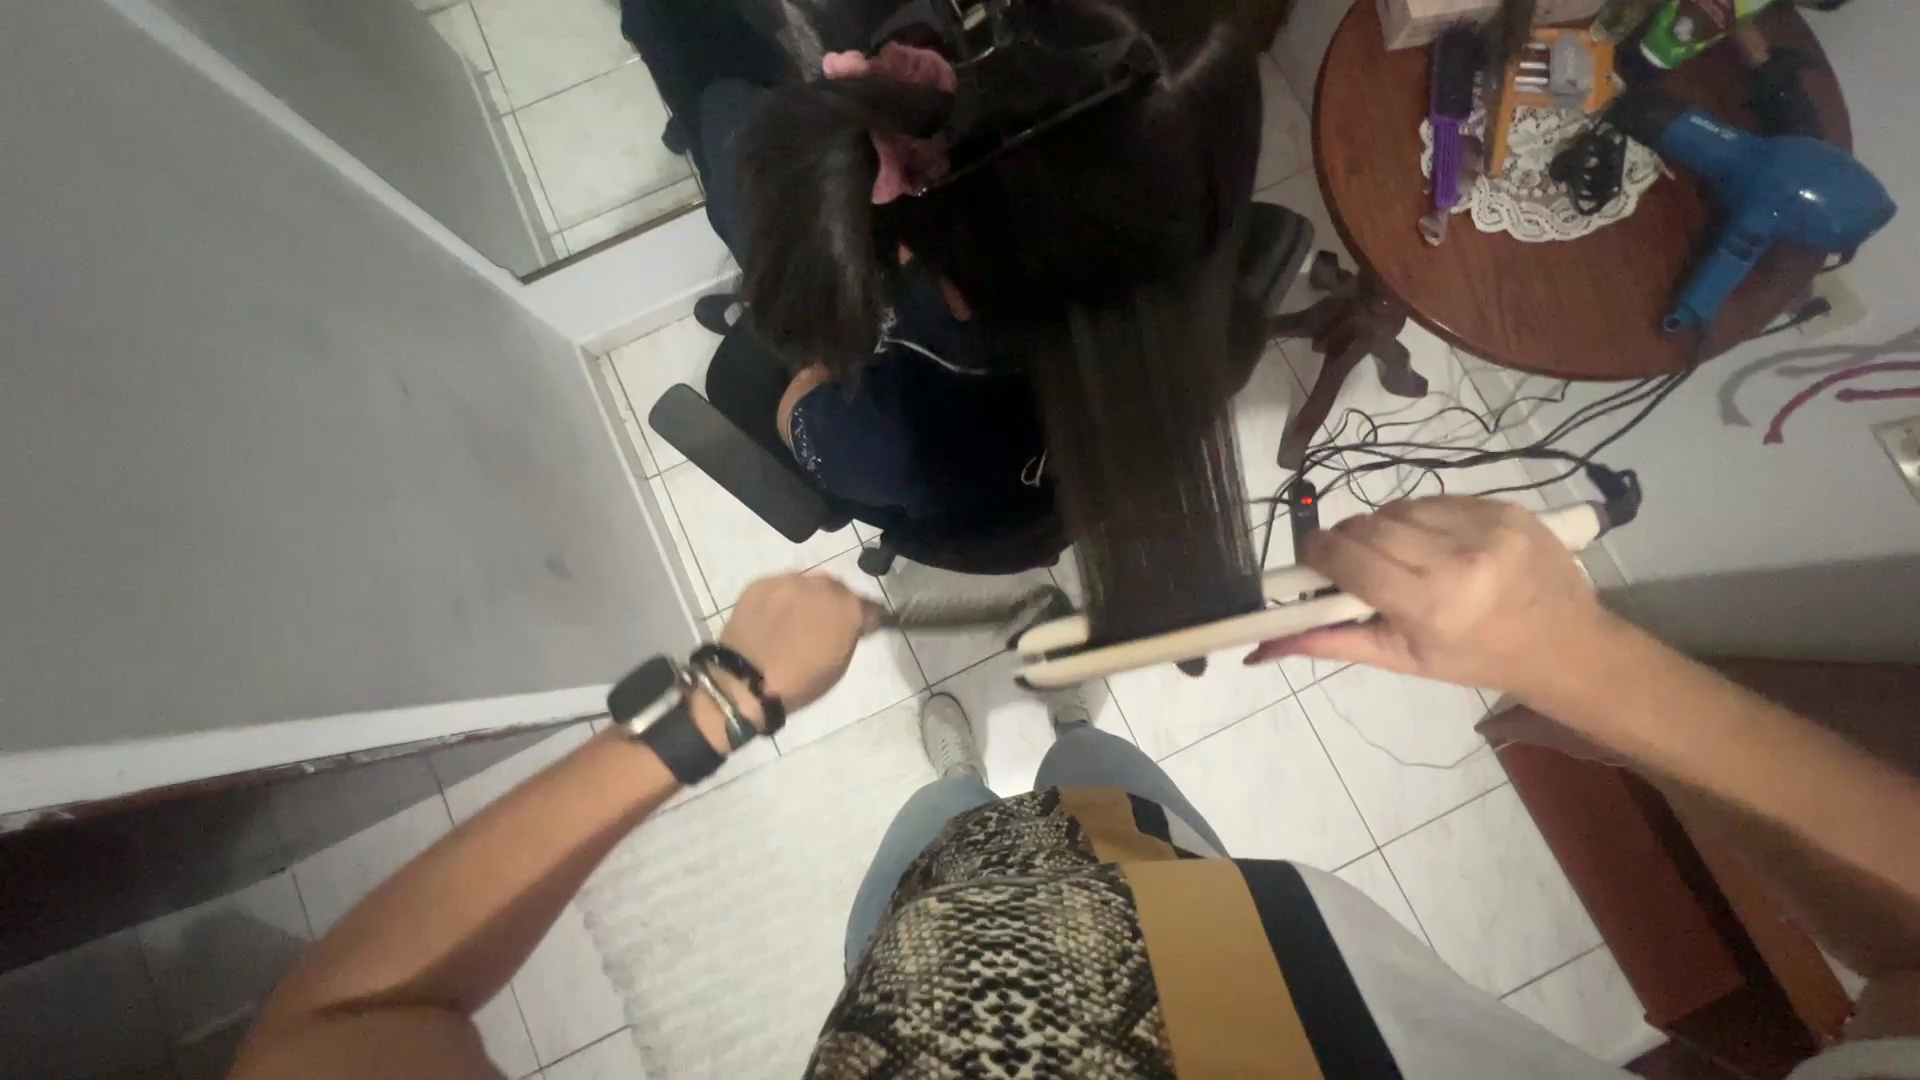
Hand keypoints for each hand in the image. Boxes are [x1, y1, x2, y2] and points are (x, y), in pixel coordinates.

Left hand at [719, 573, 883, 714]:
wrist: (746, 681)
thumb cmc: (799, 682)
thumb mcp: (838, 664)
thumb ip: (849, 635)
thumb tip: (850, 625)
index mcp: (848, 608)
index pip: (870, 607)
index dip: (868, 617)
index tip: (865, 626)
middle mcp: (823, 586)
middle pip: (837, 590)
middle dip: (835, 604)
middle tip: (825, 624)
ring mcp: (790, 581)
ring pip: (807, 585)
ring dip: (807, 598)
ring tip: (796, 619)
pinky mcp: (762, 583)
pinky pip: (780, 587)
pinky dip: (781, 599)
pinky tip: (773, 617)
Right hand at [1244, 496, 1620, 697]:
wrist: (1565, 642)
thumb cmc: (1473, 657)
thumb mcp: (1399, 659)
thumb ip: (1327, 643)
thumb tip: (1256, 649)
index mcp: (1429, 604)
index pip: (1345, 557)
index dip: (1317, 554)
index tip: (1312, 563)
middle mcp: (1458, 559)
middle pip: (1364, 527)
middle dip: (1346, 542)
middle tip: (1355, 564)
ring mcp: (1485, 527)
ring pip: (1393, 509)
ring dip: (1382, 529)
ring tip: (1400, 555)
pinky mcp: (1503, 506)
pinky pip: (1430, 499)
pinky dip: (1417, 518)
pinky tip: (1433, 542)